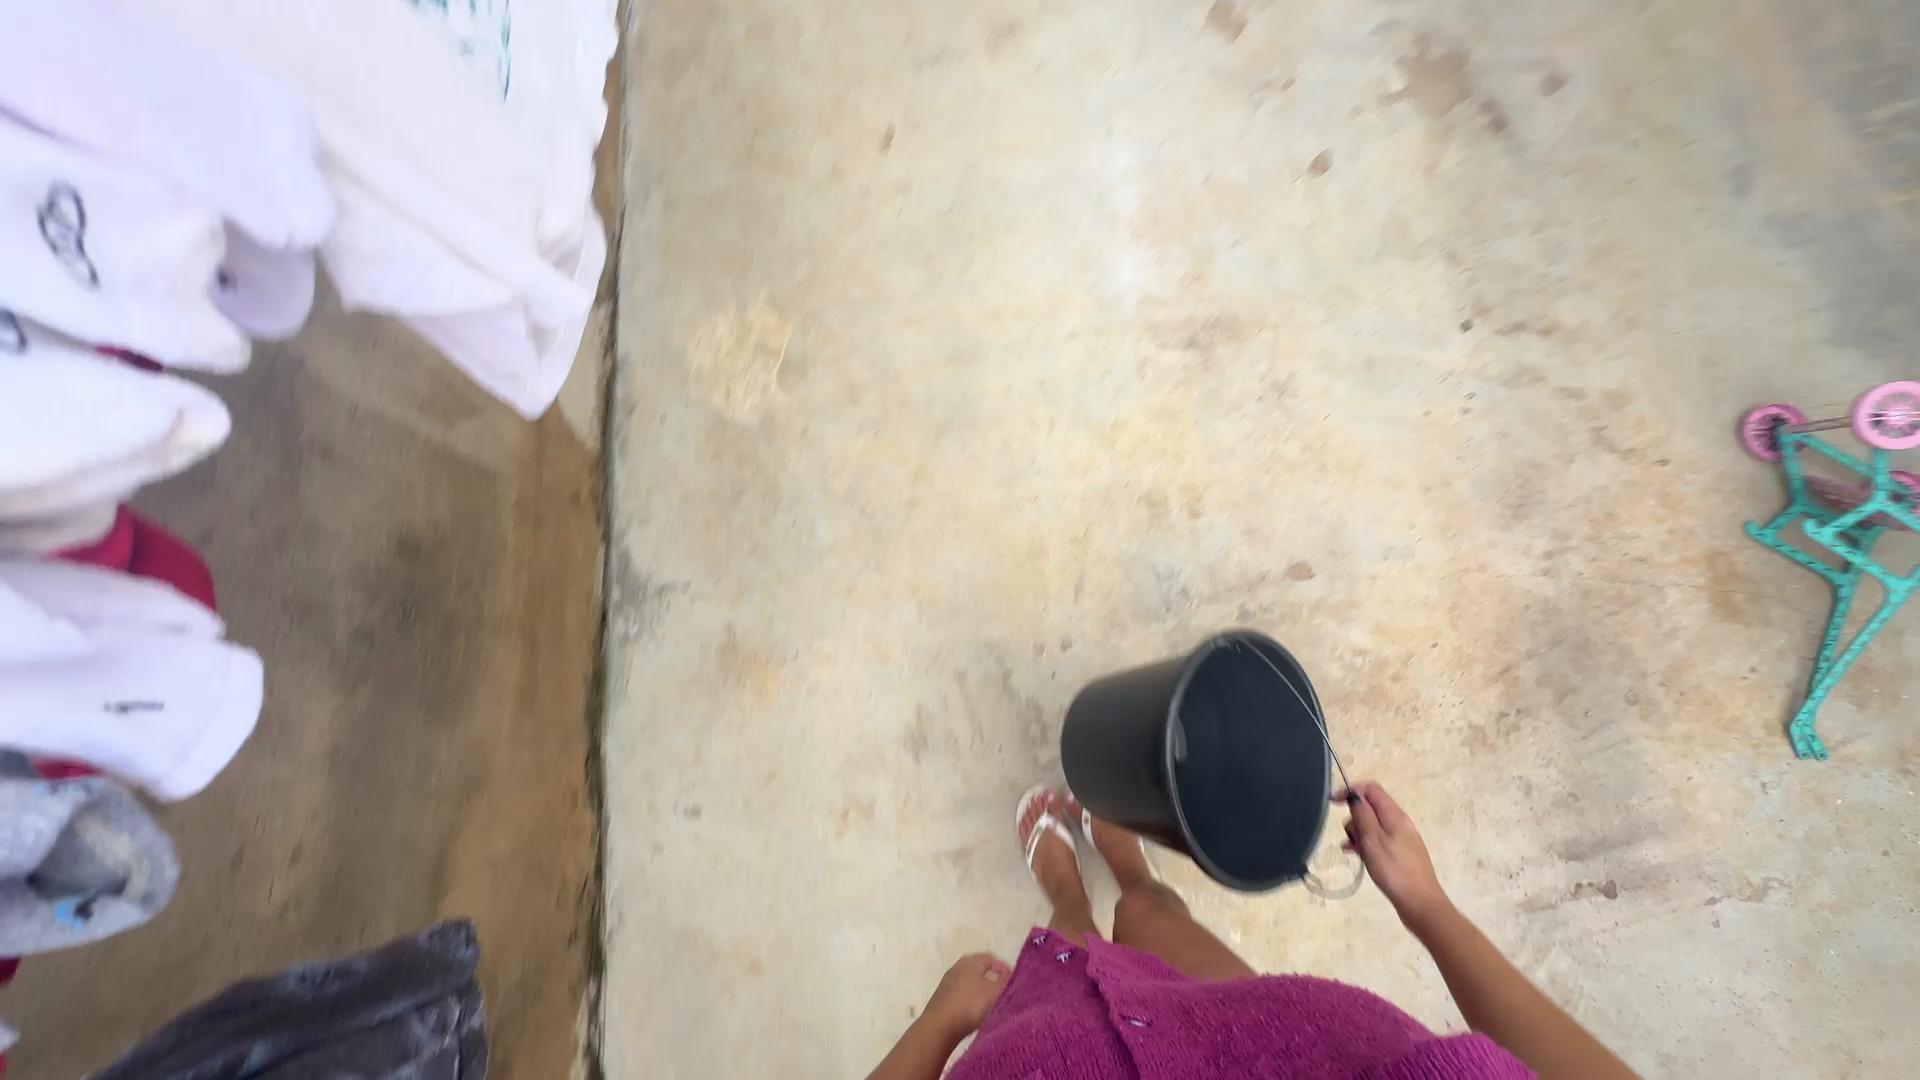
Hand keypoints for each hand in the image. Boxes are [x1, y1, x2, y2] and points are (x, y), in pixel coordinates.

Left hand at [921, 953, 1011, 1038]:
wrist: (939, 1026)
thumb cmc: (970, 1005)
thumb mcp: (994, 993)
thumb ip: (1005, 982)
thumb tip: (1010, 973)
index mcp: (971, 961)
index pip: (991, 958)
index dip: (1003, 967)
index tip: (1013, 979)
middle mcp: (958, 966)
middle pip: (979, 968)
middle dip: (992, 977)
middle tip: (1003, 989)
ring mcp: (948, 981)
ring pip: (970, 981)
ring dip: (980, 988)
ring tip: (990, 1002)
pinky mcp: (942, 996)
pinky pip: (961, 992)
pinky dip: (970, 998)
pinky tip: (974, 1011)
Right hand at [1337, 782, 1451, 930]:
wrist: (1421, 905)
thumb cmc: (1394, 870)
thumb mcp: (1372, 840)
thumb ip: (1362, 814)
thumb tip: (1355, 796)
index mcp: (1395, 816)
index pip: (1371, 789)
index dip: (1351, 790)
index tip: (1333, 803)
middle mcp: (1399, 823)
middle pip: (1370, 807)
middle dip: (1354, 818)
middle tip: (1351, 837)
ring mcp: (1401, 839)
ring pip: (1371, 825)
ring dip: (1358, 833)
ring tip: (1354, 851)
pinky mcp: (1399, 853)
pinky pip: (1377, 840)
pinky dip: (1365, 844)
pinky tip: (1358, 857)